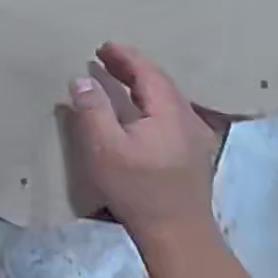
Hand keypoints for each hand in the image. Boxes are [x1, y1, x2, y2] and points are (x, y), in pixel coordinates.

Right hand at [68, 42, 221, 242]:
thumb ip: (93, 111)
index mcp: (169, 113)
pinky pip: (170, 115)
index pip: (149, 74)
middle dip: (133, 69)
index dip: (126, 58)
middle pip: (161, 85)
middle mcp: (189, 120)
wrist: (176, 231)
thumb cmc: (136, 188)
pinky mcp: (192, 155)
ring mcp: (195, 138)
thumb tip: (82, 80)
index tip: (104, 47)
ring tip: (118, 81)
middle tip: (105, 58)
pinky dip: (149, 104)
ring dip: (142, 86)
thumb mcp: (104, 148)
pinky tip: (138, 113)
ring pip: (167, 101)